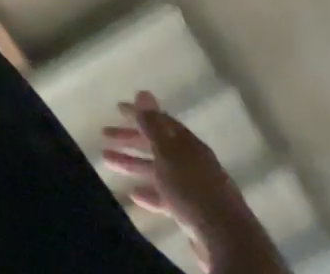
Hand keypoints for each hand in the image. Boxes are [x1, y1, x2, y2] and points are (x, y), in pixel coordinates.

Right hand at [102, 91, 281, 272]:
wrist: (225, 237)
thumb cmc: (191, 188)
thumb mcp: (167, 152)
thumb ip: (152, 124)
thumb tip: (143, 92)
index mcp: (190, 146)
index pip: (162, 122)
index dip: (139, 114)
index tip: (116, 108)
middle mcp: (194, 163)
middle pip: (158, 146)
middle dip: (131, 139)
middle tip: (104, 135)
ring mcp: (194, 188)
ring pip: (158, 170)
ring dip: (134, 164)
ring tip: (107, 162)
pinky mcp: (193, 211)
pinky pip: (166, 195)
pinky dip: (149, 192)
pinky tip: (134, 195)